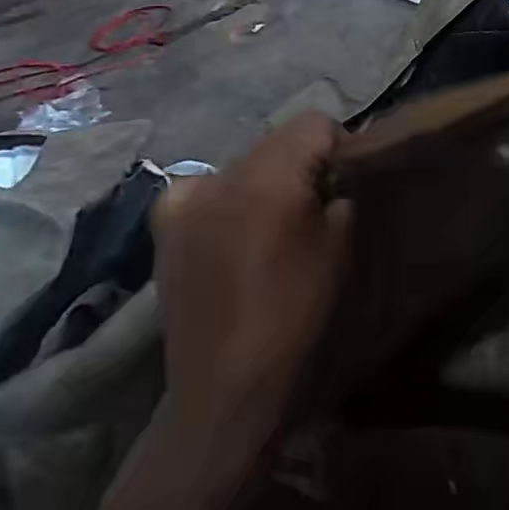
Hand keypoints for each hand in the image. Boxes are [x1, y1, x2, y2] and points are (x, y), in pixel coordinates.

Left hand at [150, 111, 353, 433]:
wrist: (225, 388)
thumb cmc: (294, 316)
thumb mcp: (341, 248)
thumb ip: (344, 192)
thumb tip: (338, 172)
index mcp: (268, 176)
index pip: (314, 122)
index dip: (337, 146)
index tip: (341, 185)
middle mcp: (221, 172)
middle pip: (276, 140)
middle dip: (299, 164)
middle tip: (309, 209)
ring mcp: (184, 195)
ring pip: (242, 163)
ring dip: (261, 181)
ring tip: (268, 228)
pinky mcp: (164, 222)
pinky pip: (203, 188)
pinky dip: (221, 199)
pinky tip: (226, 232)